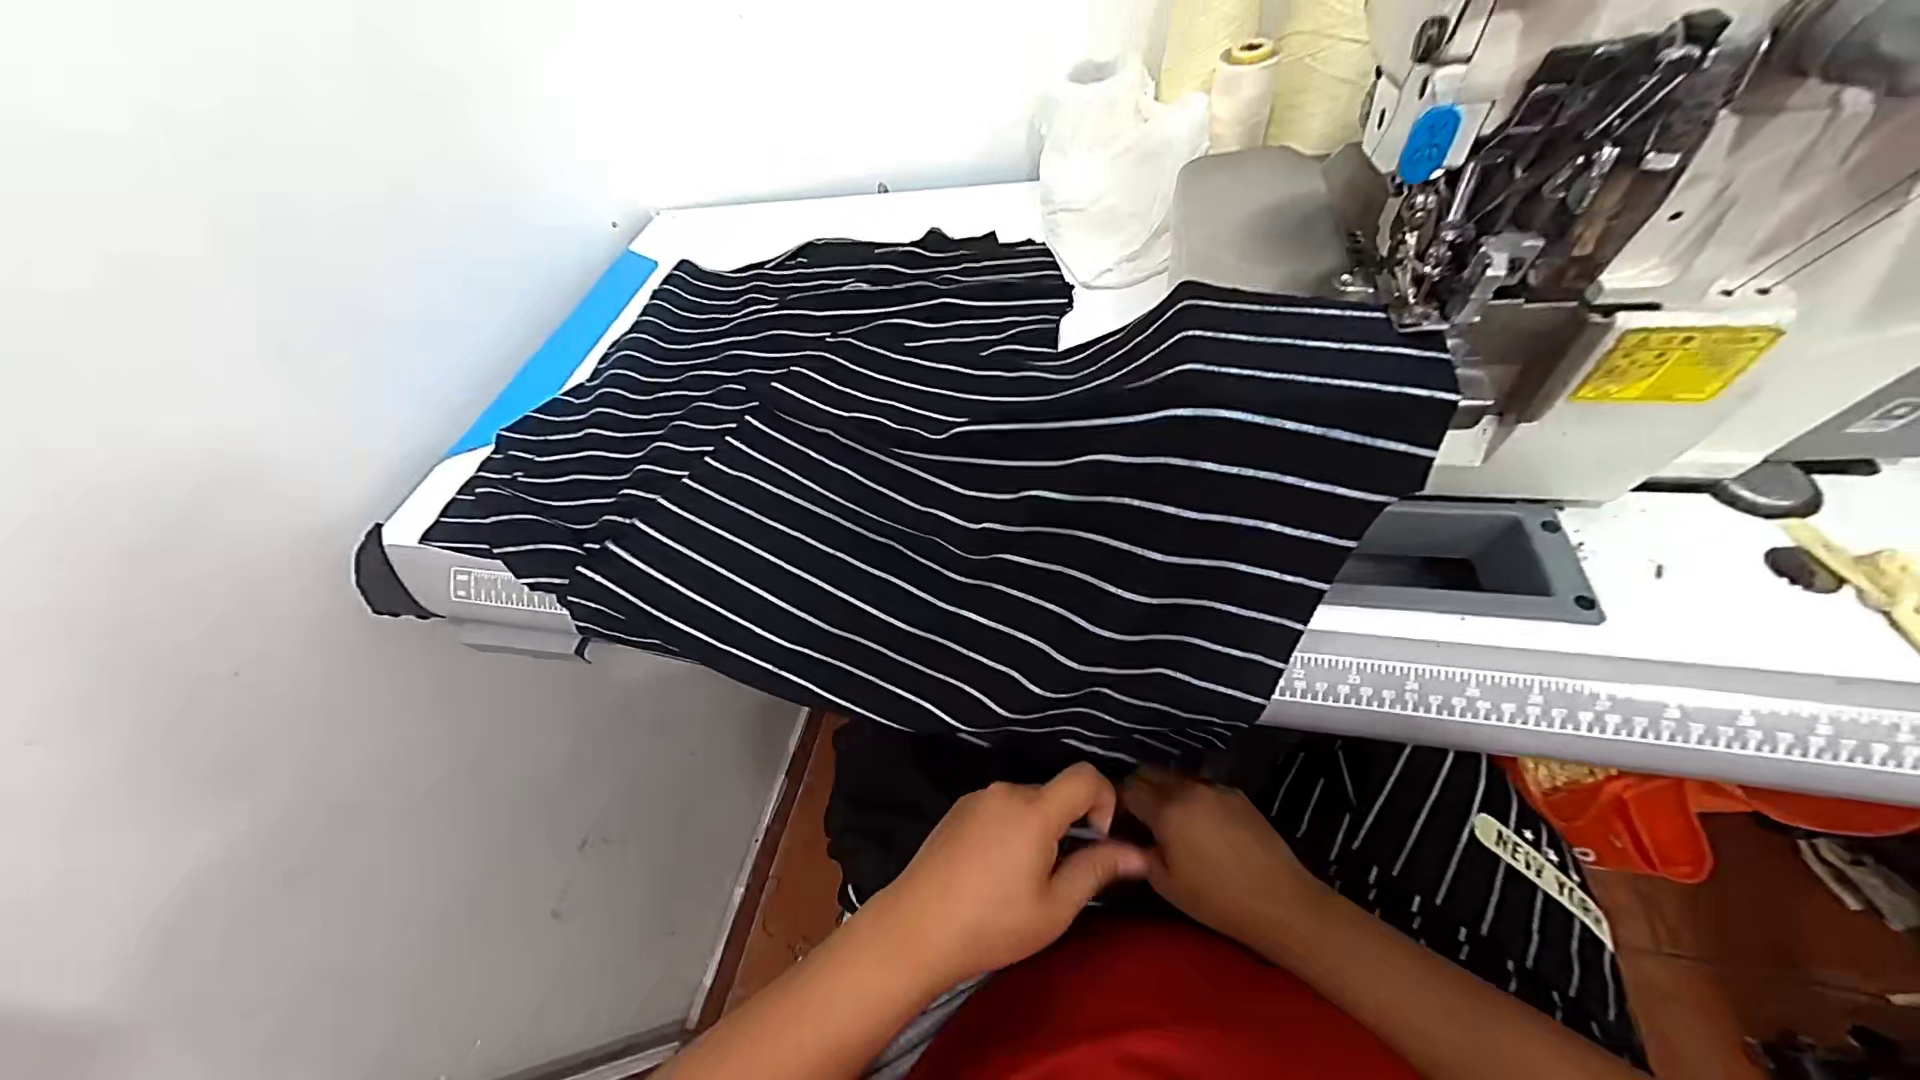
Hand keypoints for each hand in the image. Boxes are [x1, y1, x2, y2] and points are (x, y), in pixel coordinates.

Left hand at [855, 763, 1150, 985]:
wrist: (915, 928)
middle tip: (1058, 875)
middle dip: (1069, 825)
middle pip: (1055, 793)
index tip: (1097, 839)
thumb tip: (1138, 852)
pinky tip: (994, 871)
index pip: (1085, 775)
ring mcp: (977, 798)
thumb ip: (1097, 869)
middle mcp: (1005, 791)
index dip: (1105, 799)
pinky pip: (1000, 808)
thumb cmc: (993, 923)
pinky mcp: (957, 809)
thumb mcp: (1055, 906)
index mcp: (1034, 809)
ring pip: (1027, 802)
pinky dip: (1011, 829)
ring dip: (1038, 829)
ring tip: (1022, 879)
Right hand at [1122, 767, 1324, 941]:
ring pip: (1176, 777)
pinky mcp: (1237, 794)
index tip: (1118, 823)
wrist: (1282, 902)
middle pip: (1149, 773)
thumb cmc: (1218, 900)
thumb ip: (1139, 853)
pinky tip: (1199, 824)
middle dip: (1138, 790)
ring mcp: (1215, 789)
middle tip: (1138, 819)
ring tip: (1169, 821)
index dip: (1117, 804)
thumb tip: (1123, 839)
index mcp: (1167, 810)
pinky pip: (1202, 786)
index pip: (1128, 789)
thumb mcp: (1166, 884)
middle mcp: (1188, 789)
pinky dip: (1190, 797)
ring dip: (1164, 791)